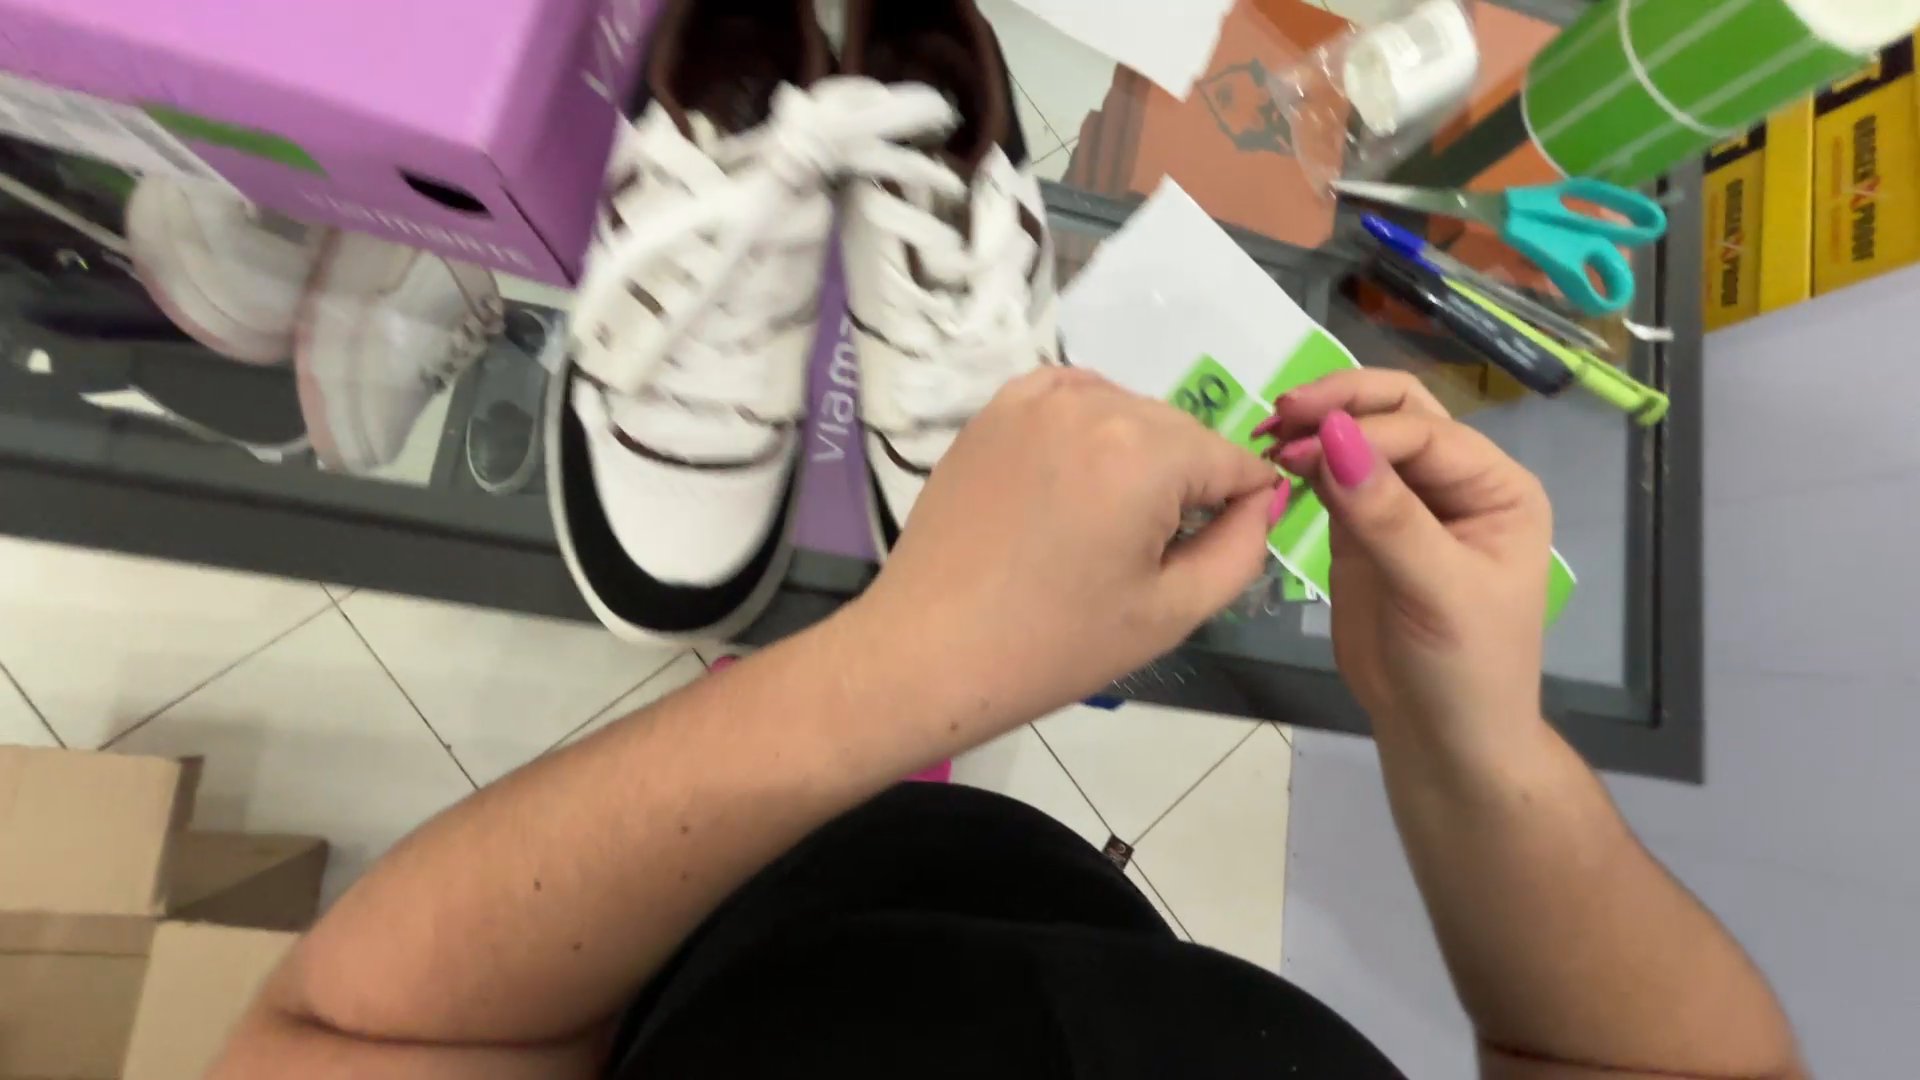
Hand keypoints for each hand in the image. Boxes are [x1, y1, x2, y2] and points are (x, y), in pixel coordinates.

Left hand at [854, 367, 1284, 731]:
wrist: (930, 650)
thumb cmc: (1055, 645)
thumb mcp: (1173, 611)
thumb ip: (1243, 546)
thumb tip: (1261, 498)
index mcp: (1145, 453)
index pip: (1235, 460)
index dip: (1241, 505)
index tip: (1216, 545)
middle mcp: (1092, 404)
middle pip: (1181, 434)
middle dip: (1185, 482)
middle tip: (1147, 549)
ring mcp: (1032, 400)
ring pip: (1126, 412)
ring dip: (1136, 454)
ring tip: (1102, 518)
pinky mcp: (992, 411)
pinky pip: (1068, 395)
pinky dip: (1087, 423)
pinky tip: (1076, 469)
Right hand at [1259, 370, 1551, 740]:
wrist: (1437, 729)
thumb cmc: (1462, 666)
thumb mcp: (1435, 591)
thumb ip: (1387, 515)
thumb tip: (1332, 439)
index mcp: (1496, 488)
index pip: (1424, 433)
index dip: (1361, 431)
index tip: (1296, 448)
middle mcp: (1453, 482)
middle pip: (1399, 410)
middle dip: (1342, 402)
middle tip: (1282, 412)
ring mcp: (1403, 502)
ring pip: (1361, 435)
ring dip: (1317, 425)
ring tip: (1269, 434)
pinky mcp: (1360, 526)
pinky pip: (1333, 476)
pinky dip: (1304, 461)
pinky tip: (1275, 461)